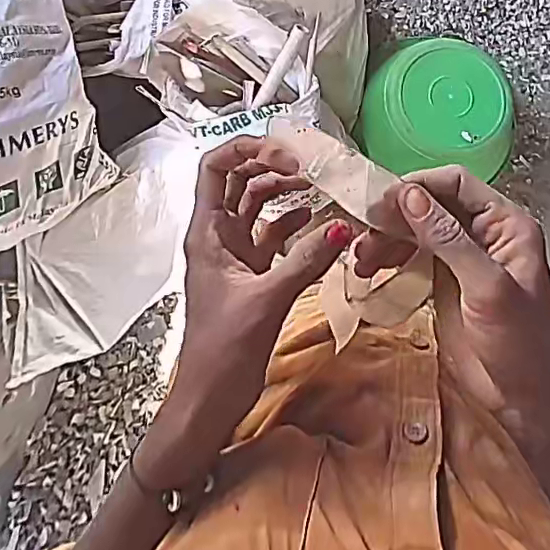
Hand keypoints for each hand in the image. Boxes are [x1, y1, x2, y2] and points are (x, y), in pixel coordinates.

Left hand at [133, 137, 350, 490]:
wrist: (209, 399)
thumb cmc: (223, 352)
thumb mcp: (267, 299)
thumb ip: (305, 260)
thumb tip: (341, 227)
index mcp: (207, 231)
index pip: (215, 166)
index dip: (246, 150)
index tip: (285, 155)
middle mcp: (217, 234)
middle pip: (239, 179)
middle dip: (270, 164)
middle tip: (308, 166)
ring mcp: (234, 252)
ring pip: (256, 204)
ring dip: (283, 191)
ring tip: (316, 185)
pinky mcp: (250, 272)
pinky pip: (271, 234)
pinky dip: (291, 223)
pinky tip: (314, 220)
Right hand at [355, 165, 549, 442]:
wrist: (526, 404)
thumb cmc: (522, 347)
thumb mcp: (486, 288)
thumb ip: (448, 239)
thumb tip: (409, 195)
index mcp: (505, 223)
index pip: (455, 183)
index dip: (417, 186)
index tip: (381, 201)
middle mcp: (482, 232)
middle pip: (429, 203)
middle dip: (394, 215)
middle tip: (362, 231)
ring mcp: (460, 256)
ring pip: (414, 229)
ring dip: (384, 238)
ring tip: (360, 257)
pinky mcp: (442, 280)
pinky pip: (409, 255)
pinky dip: (387, 257)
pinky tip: (369, 268)